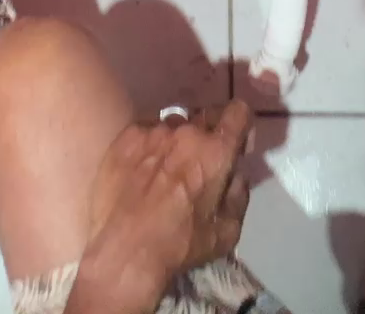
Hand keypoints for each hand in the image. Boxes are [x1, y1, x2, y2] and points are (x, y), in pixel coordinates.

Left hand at [73, 101, 252, 310]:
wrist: (124, 251)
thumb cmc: (179, 246)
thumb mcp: (226, 233)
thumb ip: (239, 194)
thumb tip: (237, 174)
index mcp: (215, 151)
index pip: (238, 112)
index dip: (240, 123)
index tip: (235, 139)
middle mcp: (186, 130)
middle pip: (206, 115)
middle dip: (209, 133)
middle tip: (200, 160)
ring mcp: (153, 129)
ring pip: (174, 122)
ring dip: (177, 138)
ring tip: (166, 165)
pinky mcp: (127, 135)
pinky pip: (146, 129)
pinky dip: (150, 143)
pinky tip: (141, 166)